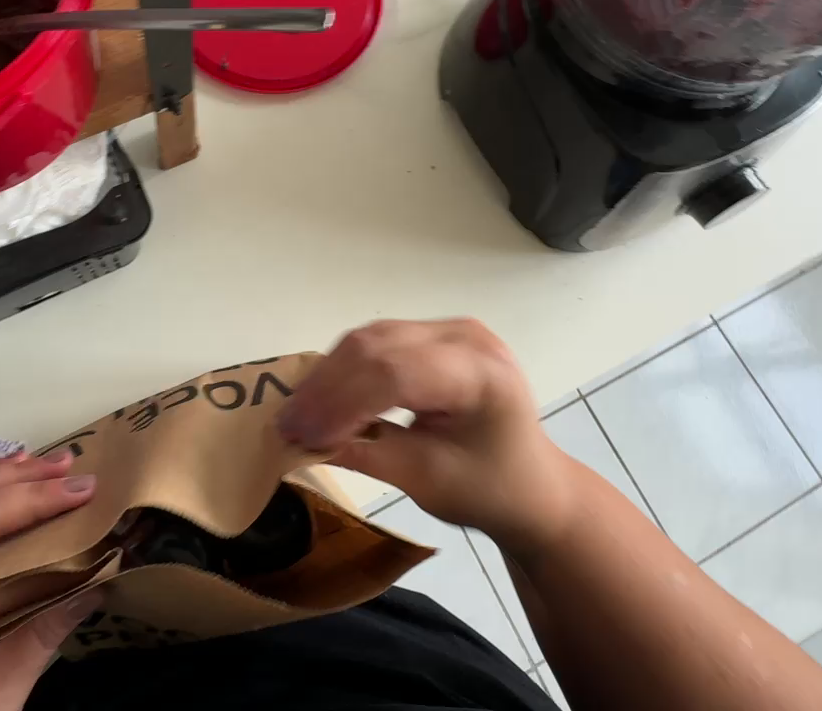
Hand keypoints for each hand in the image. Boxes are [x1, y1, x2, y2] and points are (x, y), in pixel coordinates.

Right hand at [277, 319, 579, 553]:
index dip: (342, 402)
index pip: (397, 373)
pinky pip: (380, 341)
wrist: (534, 485)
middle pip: (379, 346)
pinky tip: (322, 396)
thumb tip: (303, 440)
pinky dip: (346, 368)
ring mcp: (451, 330)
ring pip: (372, 338)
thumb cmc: (490, 491)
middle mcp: (467, 337)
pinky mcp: (435, 335)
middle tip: (287, 426)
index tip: (301, 436)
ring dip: (330, 375)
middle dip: (327, 387)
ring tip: (296, 414)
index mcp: (482, 375)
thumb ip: (367, 453)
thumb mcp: (427, 481)